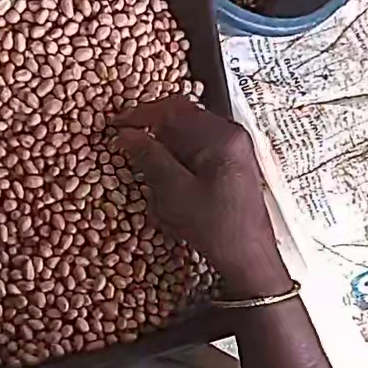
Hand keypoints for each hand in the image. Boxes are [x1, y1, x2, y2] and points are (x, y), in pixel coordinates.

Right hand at [113, 96, 289, 295]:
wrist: (250, 257)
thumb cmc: (217, 228)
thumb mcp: (175, 194)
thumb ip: (150, 159)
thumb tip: (127, 135)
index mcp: (221, 137)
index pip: (174, 110)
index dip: (141, 115)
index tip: (118, 126)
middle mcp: (232, 137)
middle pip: (182, 123)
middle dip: (155, 141)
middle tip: (134, 159)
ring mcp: (234, 151)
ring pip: (188, 142)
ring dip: (166, 159)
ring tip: (160, 192)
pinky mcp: (231, 168)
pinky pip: (198, 157)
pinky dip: (179, 170)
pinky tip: (174, 197)